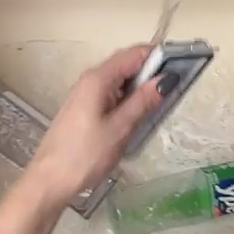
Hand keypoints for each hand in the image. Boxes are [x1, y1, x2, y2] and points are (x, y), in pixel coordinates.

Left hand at [23, 44, 165, 205]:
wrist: (50, 180)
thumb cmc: (85, 154)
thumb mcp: (120, 128)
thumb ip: (143, 101)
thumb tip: (166, 78)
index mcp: (98, 79)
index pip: (134, 54)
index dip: (159, 56)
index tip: (183, 65)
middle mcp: (90, 80)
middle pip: (126, 66)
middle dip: (152, 73)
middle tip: (177, 88)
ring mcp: (85, 95)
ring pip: (119, 83)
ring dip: (140, 89)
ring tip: (162, 105)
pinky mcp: (84, 110)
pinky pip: (111, 96)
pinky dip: (128, 101)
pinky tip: (138, 117)